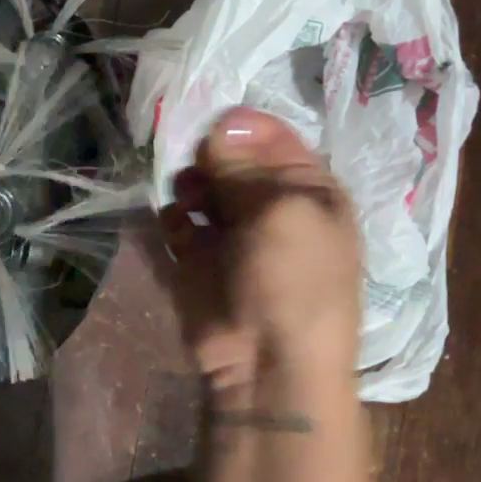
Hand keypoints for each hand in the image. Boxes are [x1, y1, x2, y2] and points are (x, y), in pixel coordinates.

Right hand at [161, 108, 361, 390]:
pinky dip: (171, 220)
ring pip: (198, 188)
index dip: (238, 129)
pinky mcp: (195, 258)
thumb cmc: (294, 281)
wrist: (267, 361)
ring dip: (187, 188)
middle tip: (197, 172)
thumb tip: (223, 121)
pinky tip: (174, 227)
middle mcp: (269, 204)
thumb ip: (247, 167)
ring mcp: (231, 233)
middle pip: (228, 160)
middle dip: (207, 159)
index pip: (270, 138)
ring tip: (188, 205)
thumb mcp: (283, 213)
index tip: (208, 129)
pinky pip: (176, 223)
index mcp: (309, 189)